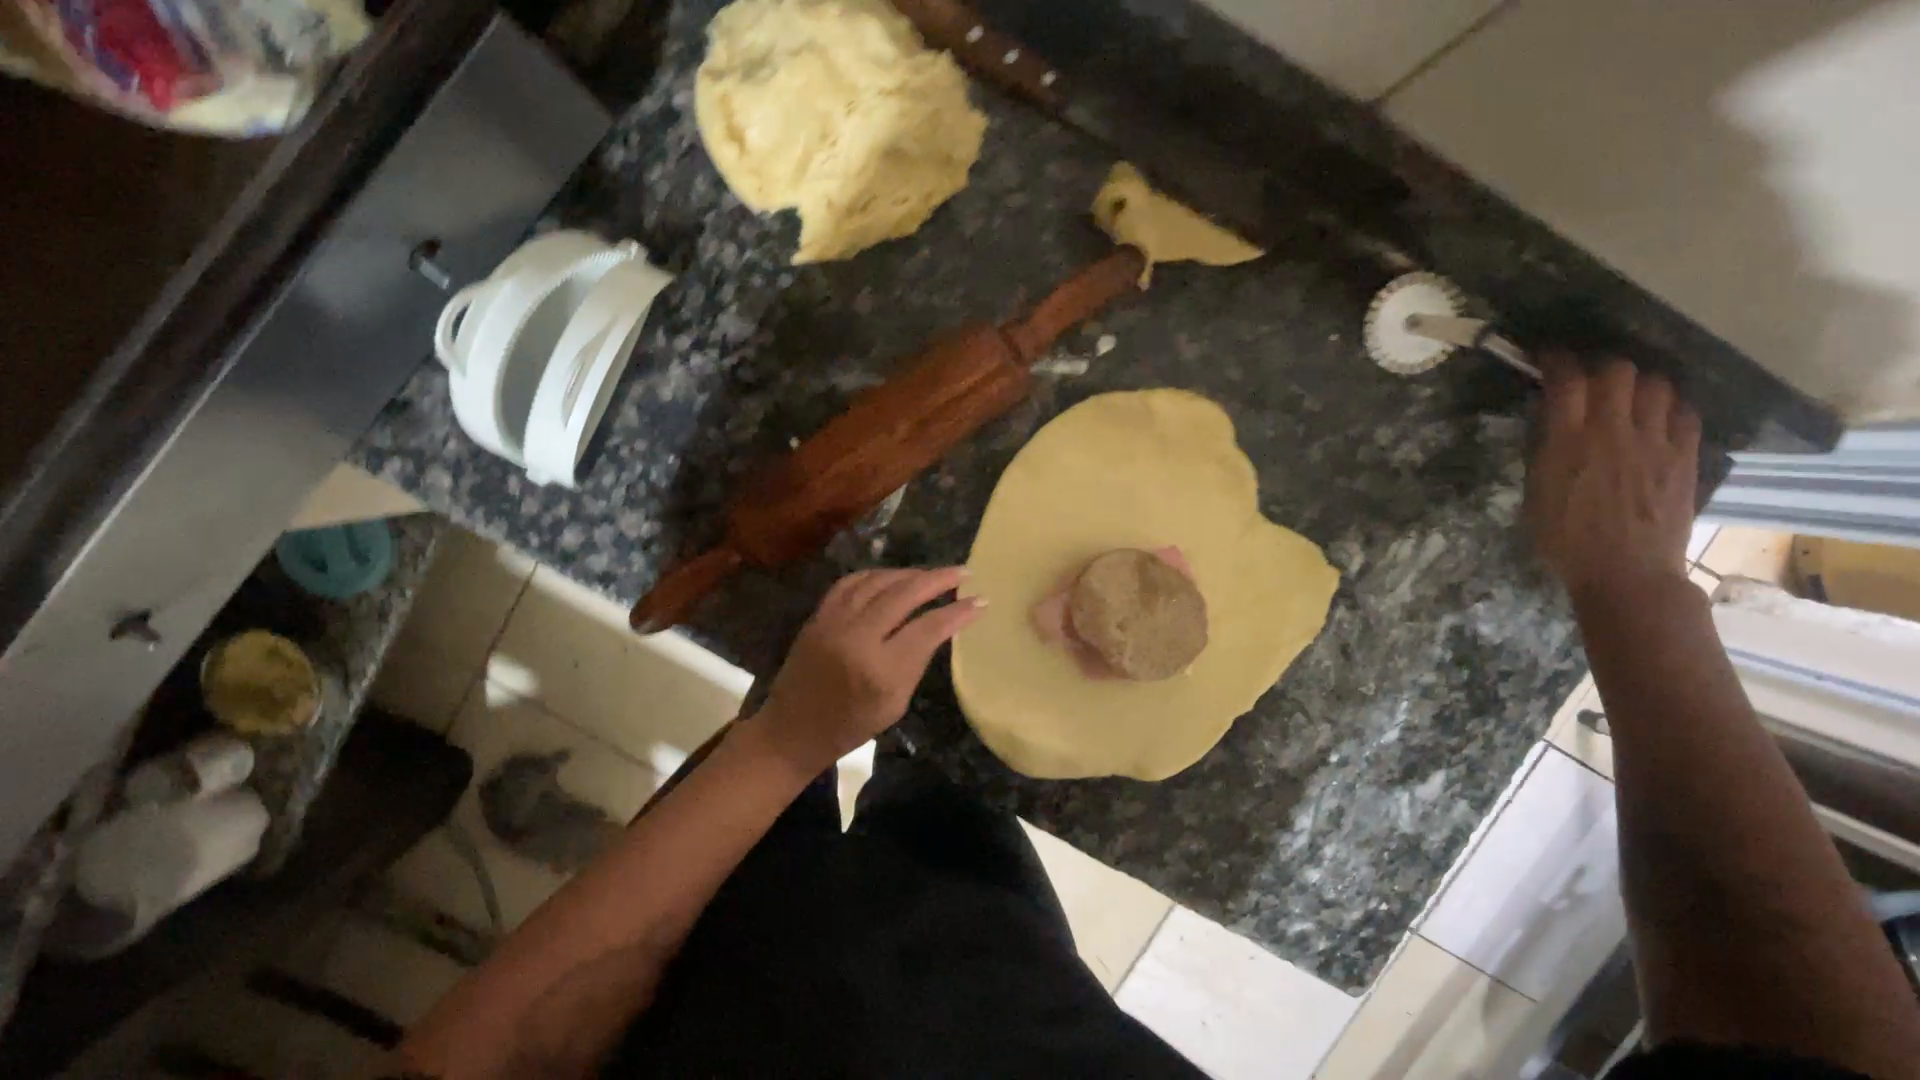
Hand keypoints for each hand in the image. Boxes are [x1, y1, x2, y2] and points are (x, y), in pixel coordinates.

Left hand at [744, 566, 984, 777]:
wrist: (792, 730)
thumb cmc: (850, 726)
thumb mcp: (895, 704)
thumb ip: (917, 661)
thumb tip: (939, 626)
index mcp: (882, 670)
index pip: (929, 628)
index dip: (958, 612)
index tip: (980, 601)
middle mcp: (857, 638)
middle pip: (905, 593)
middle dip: (937, 579)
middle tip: (962, 572)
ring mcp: (833, 623)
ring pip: (878, 581)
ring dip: (909, 573)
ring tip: (930, 575)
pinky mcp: (818, 616)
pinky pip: (851, 583)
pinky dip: (876, 575)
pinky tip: (892, 577)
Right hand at [1526, 354, 1701, 606]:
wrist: (1626, 575)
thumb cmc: (1565, 543)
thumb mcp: (1536, 495)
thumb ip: (1546, 452)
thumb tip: (1552, 422)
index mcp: (1568, 443)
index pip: (1565, 380)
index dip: (1556, 358)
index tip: (1547, 355)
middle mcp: (1613, 432)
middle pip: (1617, 370)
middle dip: (1600, 363)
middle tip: (1590, 373)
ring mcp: (1655, 443)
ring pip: (1656, 384)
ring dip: (1639, 381)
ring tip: (1629, 391)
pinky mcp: (1684, 457)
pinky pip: (1685, 413)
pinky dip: (1670, 405)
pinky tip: (1659, 414)